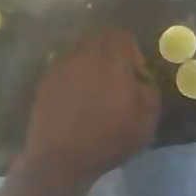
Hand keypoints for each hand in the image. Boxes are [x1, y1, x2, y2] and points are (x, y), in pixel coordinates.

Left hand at [20, 28, 159, 188]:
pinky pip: (65, 67)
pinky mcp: (46, 81)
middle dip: (112, 54)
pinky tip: (77, 101)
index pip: (123, 36)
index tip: (134, 79)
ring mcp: (61, 66)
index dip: (133, 54)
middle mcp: (83, 54)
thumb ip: (150, 89)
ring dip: (91, 63)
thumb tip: (140, 80)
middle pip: (100, 39)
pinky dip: (74, 76)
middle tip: (117, 81)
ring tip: (95, 90)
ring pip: (80, 50)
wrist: (60, 159)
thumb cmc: (108, 138)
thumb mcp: (147, 118)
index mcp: (110, 58)